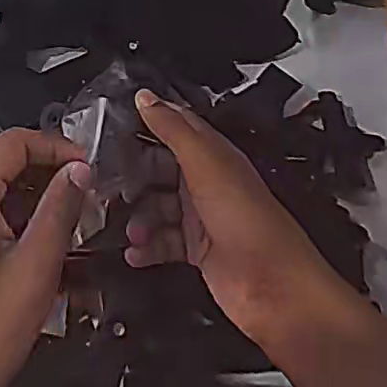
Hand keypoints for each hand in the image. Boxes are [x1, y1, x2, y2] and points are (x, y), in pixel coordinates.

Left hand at [0, 129, 90, 386]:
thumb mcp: (33, 268)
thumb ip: (60, 210)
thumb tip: (78, 172)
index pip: (18, 140)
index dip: (59, 147)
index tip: (85, 164)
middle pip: (9, 155)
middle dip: (50, 169)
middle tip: (82, 189)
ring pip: (1, 177)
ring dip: (37, 191)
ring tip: (68, 217)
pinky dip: (20, 208)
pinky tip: (42, 236)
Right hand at [124, 90, 368, 353]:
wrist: (275, 288)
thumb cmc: (253, 224)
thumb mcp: (205, 164)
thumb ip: (173, 129)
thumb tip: (147, 98)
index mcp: (213, 154)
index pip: (176, 126)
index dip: (148, 123)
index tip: (117, 126)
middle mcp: (207, 182)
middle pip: (161, 168)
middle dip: (135, 174)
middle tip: (111, 181)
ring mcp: (202, 217)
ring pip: (159, 207)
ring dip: (140, 215)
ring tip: (130, 225)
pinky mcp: (198, 250)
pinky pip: (163, 243)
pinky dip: (147, 247)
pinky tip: (135, 251)